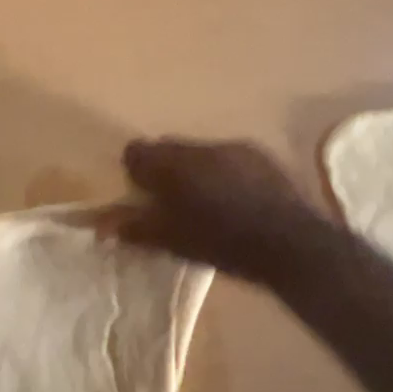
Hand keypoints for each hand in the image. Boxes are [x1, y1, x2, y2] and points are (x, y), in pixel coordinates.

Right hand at [112, 138, 336, 282]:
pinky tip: (236, 199)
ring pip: (200, 152)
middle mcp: (199, 146)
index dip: (135, 172)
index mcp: (172, 163)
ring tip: (207, 202)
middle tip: (172, 201)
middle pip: (168, 148)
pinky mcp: (261, 155)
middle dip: (165, 169)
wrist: (292, 245)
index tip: (142, 196)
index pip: (136, 151)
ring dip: (196, 170)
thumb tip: (99, 223)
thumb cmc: (223, 243)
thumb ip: (133, 226)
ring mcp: (233, 147)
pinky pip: (228, 157)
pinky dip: (224, 172)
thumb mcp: (172, 240)